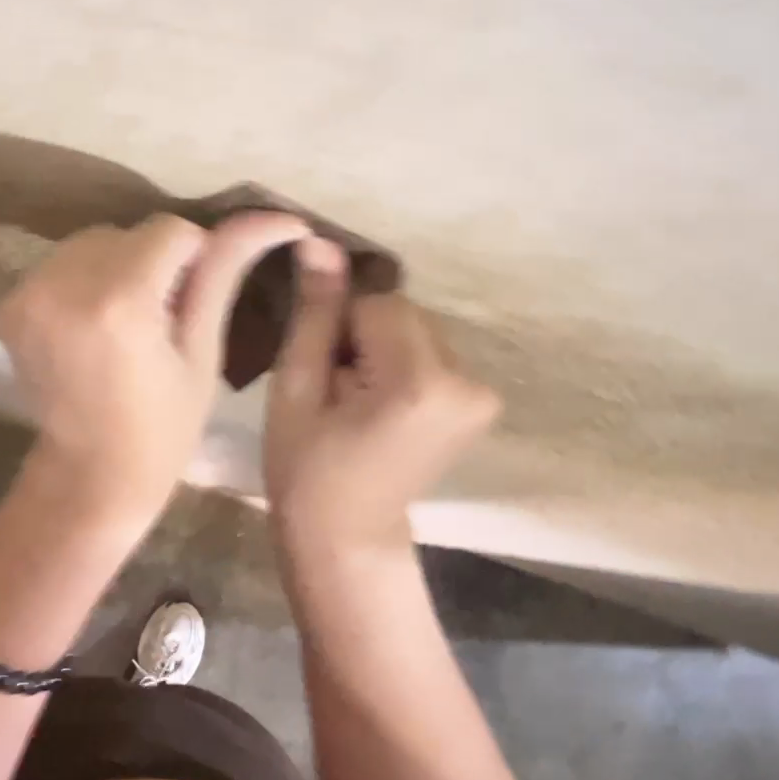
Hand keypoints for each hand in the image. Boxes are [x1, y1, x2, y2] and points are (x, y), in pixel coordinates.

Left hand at [0, 211, 308, 514]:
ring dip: (115, 269)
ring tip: (125, 325)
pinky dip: (82, 285)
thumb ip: (225, 272)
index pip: (170, 230)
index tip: (189, 306)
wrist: (90, 473)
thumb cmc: (164, 426)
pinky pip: (60, 267)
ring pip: (90, 244)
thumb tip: (278, 217)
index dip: (192, 260)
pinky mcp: (10, 307)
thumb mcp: (203, 351)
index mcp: (122, 300)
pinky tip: (93, 329)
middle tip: (158, 321)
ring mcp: (29, 295)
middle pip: (126, 234)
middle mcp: (65, 286)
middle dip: (151, 263)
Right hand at [264, 239, 500, 555]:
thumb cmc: (306, 470)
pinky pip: (431, 352)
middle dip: (363, 337)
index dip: (338, 329)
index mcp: (419, 382)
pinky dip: (402, 367)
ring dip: (383, 351)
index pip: (375, 304)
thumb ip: (314, 315)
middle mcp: (467, 379)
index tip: (323, 375)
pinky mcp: (483, 401)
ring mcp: (482, 393)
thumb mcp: (295, 390)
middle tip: (336, 391)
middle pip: (402, 313)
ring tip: (357, 403)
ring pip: (416, 330)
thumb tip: (319, 243)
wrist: (347, 536)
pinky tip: (381, 408)